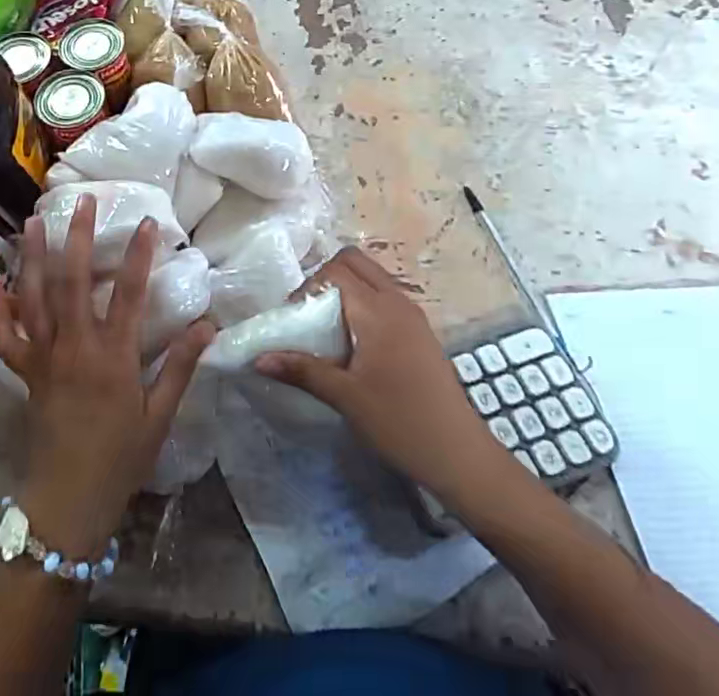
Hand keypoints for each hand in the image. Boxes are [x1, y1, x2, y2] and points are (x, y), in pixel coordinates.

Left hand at [0, 194, 213, 559]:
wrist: (69, 498)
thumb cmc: (121, 457)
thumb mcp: (160, 415)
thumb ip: (181, 366)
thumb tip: (208, 325)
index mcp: (113, 357)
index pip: (131, 294)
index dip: (141, 255)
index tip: (148, 222)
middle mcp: (75, 347)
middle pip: (74, 282)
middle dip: (78, 238)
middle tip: (81, 202)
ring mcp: (44, 357)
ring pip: (35, 297)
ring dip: (33, 257)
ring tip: (33, 222)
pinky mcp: (25, 372)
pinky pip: (6, 336)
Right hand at [256, 247, 509, 495]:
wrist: (459, 455)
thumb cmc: (399, 422)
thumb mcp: (345, 397)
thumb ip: (301, 370)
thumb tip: (258, 359)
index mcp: (378, 311)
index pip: (335, 271)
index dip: (307, 287)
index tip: (292, 320)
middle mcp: (398, 302)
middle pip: (355, 263)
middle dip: (324, 278)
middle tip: (307, 314)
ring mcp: (413, 316)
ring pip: (372, 279)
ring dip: (344, 290)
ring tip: (325, 328)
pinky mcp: (420, 332)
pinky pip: (384, 299)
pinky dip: (362, 305)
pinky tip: (351, 344)